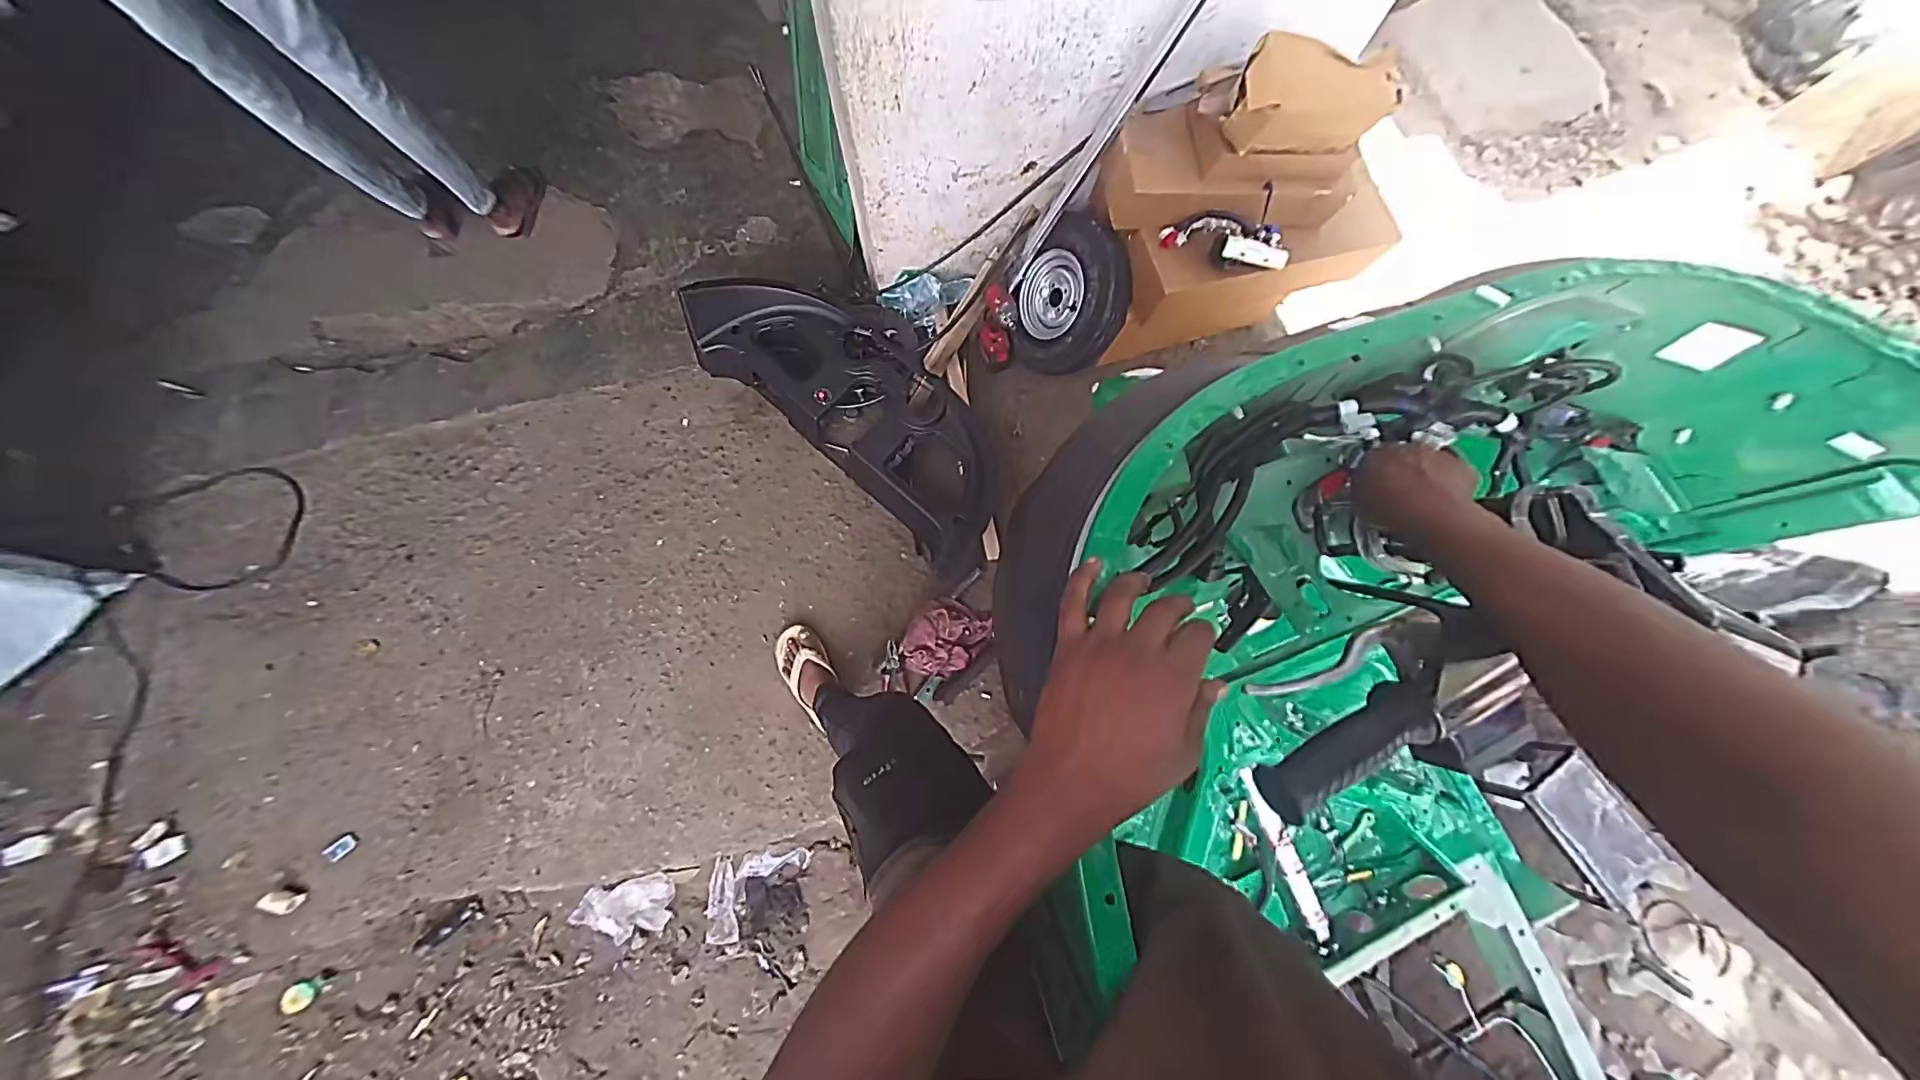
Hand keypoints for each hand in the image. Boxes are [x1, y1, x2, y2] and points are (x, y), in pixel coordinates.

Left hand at [1015, 560, 1222, 839]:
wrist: (1072, 779)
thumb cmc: (1131, 775)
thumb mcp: (1184, 753)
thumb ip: (1200, 712)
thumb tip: (1215, 686)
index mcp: (1175, 676)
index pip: (1199, 635)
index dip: (1205, 634)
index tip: (1204, 639)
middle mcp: (1141, 650)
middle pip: (1166, 610)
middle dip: (1180, 605)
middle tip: (1183, 609)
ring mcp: (1101, 643)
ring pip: (1123, 595)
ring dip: (1138, 582)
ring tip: (1145, 581)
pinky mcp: (1069, 646)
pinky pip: (1074, 602)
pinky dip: (1083, 578)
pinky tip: (1094, 564)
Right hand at [1354, 442, 1486, 543]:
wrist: (1435, 519)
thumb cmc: (1396, 512)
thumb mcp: (1360, 504)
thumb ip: (1359, 488)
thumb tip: (1359, 488)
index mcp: (1376, 454)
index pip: (1368, 457)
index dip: (1369, 471)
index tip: (1370, 484)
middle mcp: (1406, 448)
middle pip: (1399, 455)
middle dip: (1397, 470)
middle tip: (1394, 492)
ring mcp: (1435, 455)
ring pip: (1425, 461)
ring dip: (1422, 475)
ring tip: (1417, 500)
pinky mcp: (1461, 466)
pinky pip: (1451, 471)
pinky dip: (1446, 482)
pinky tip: (1439, 501)